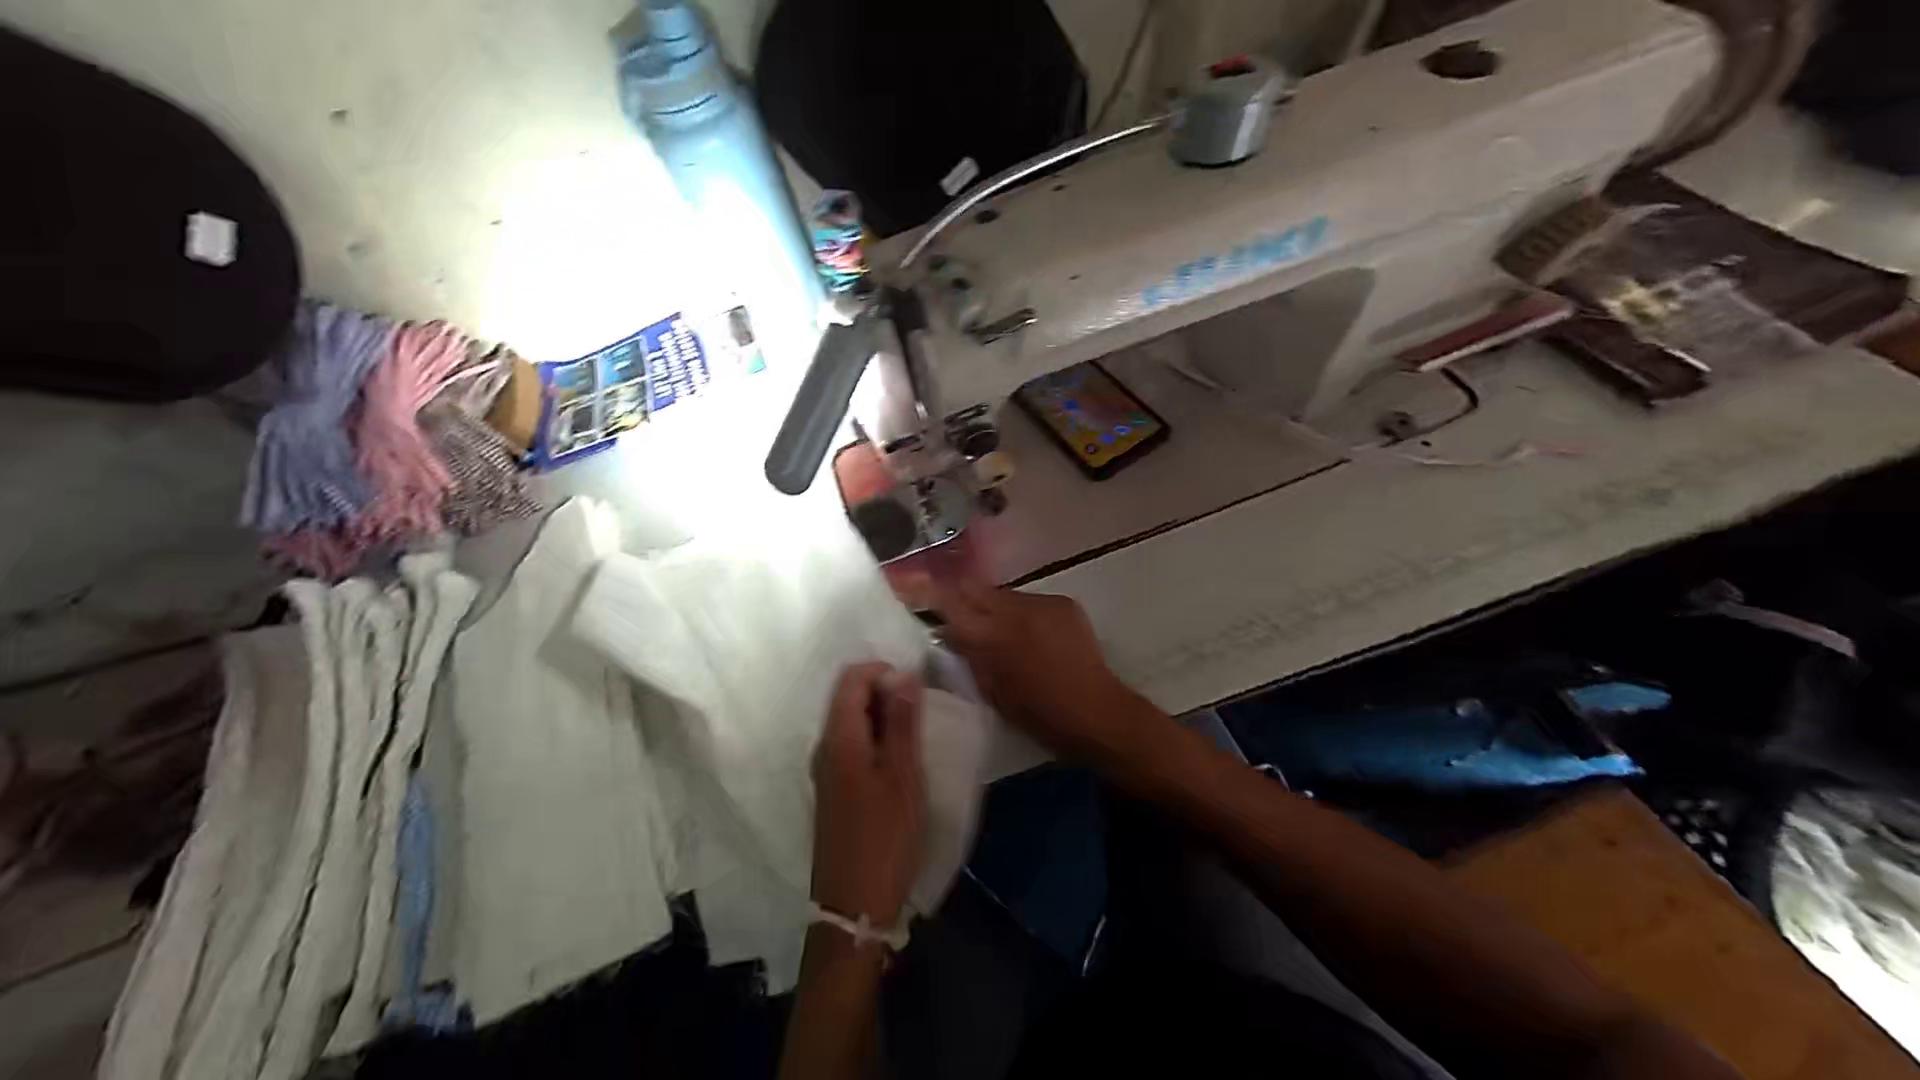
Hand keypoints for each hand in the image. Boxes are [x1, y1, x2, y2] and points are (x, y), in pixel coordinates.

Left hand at [810, 663, 925, 926]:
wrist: (854, 907)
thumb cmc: (885, 837)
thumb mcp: (903, 775)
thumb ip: (902, 721)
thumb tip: (902, 673)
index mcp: (838, 737)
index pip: (851, 678)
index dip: (884, 672)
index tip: (918, 688)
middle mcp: (824, 747)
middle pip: (849, 697)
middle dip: (886, 693)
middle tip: (924, 713)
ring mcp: (826, 770)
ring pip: (852, 722)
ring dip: (884, 718)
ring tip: (918, 736)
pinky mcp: (834, 790)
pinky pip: (853, 745)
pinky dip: (877, 740)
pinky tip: (901, 761)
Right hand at [913, 578, 1154, 763]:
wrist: (1098, 712)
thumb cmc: (1040, 714)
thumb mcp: (993, 690)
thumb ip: (970, 656)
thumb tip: (950, 633)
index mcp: (993, 636)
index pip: (949, 601)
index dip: (924, 590)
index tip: (905, 584)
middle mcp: (1015, 609)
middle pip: (973, 587)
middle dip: (958, 596)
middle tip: (951, 612)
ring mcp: (1043, 602)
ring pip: (1002, 594)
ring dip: (992, 608)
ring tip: (997, 632)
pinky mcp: (1063, 603)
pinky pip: (1029, 601)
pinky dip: (1020, 615)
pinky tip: (1029, 636)